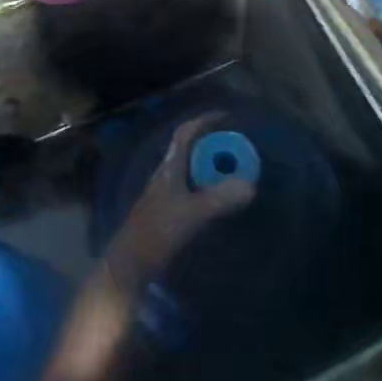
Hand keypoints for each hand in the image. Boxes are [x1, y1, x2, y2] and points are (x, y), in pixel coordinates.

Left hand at [103, 114, 255, 294]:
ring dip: (210, 166)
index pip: (186, 134)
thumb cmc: (157, 233)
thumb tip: (251, 186)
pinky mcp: (167, 211)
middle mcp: (166, 175)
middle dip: (213, 144)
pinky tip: (219, 197)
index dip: (204, 120)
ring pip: (190, 170)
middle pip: (190, 150)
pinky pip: (191, 187)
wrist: (130, 264)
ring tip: (234, 171)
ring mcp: (165, 193)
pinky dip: (207, 185)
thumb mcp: (192, 214)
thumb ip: (220, 199)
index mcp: (169, 168)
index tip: (226, 116)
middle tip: (237, 148)